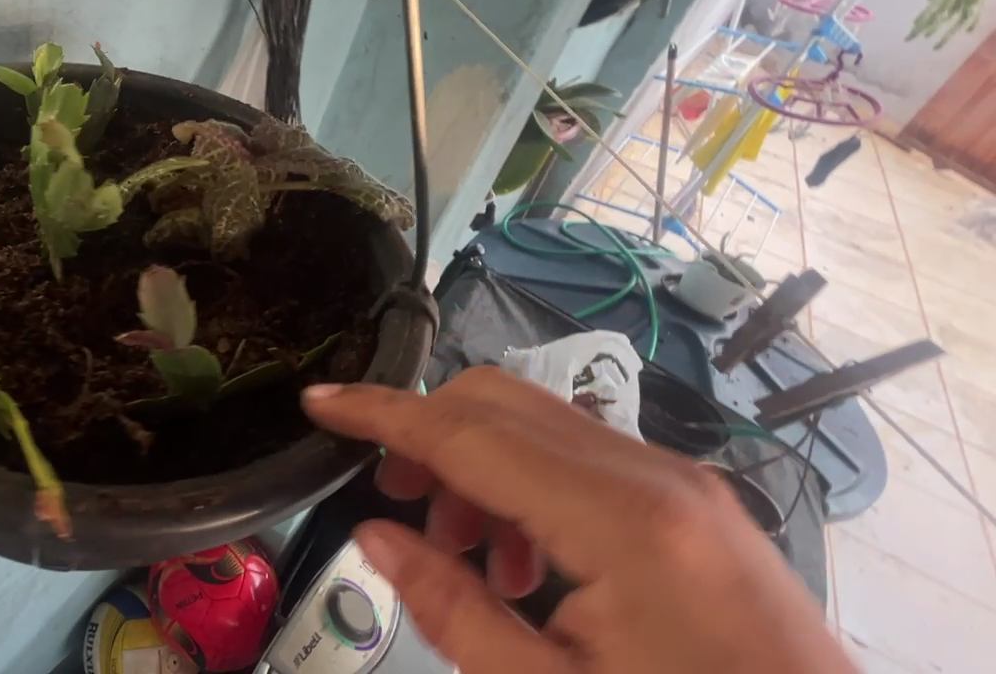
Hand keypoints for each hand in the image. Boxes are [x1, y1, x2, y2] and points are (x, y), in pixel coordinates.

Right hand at [301, 368, 854, 673]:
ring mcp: (681, 483)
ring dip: (471, 459)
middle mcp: (654, 476)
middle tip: (389, 496)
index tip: (317, 401)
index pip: (467, 432)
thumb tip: (375, 532)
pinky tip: (518, 560)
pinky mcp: (693, 503)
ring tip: (455, 544)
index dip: (380, 411)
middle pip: (498, 401)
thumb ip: (452, 609)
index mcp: (622, 522)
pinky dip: (519, 481)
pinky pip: (576, 456)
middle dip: (423, 431)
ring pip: (533, 421)